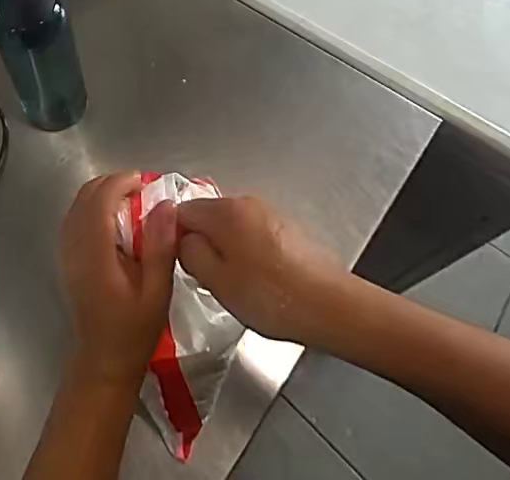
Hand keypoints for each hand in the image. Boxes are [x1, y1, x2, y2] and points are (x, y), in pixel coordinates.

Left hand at [57, 172, 177, 383]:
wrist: (103, 360)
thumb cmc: (134, 331)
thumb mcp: (157, 293)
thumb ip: (160, 247)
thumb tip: (166, 205)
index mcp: (95, 253)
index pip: (100, 199)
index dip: (120, 182)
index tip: (144, 183)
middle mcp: (74, 245)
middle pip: (86, 195)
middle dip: (113, 184)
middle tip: (142, 192)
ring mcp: (65, 250)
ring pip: (77, 203)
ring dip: (102, 193)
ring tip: (131, 202)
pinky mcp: (65, 256)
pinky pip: (74, 217)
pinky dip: (92, 207)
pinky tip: (113, 220)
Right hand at [176, 196, 349, 344]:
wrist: (335, 307)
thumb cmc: (270, 296)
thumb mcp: (217, 281)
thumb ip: (189, 253)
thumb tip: (182, 239)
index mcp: (223, 210)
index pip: (180, 210)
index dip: (173, 236)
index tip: (181, 263)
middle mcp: (245, 202)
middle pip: (206, 215)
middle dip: (202, 242)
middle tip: (208, 278)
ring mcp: (269, 212)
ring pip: (230, 226)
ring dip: (226, 249)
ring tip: (237, 284)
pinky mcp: (288, 228)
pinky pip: (253, 233)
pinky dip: (248, 252)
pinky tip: (260, 281)